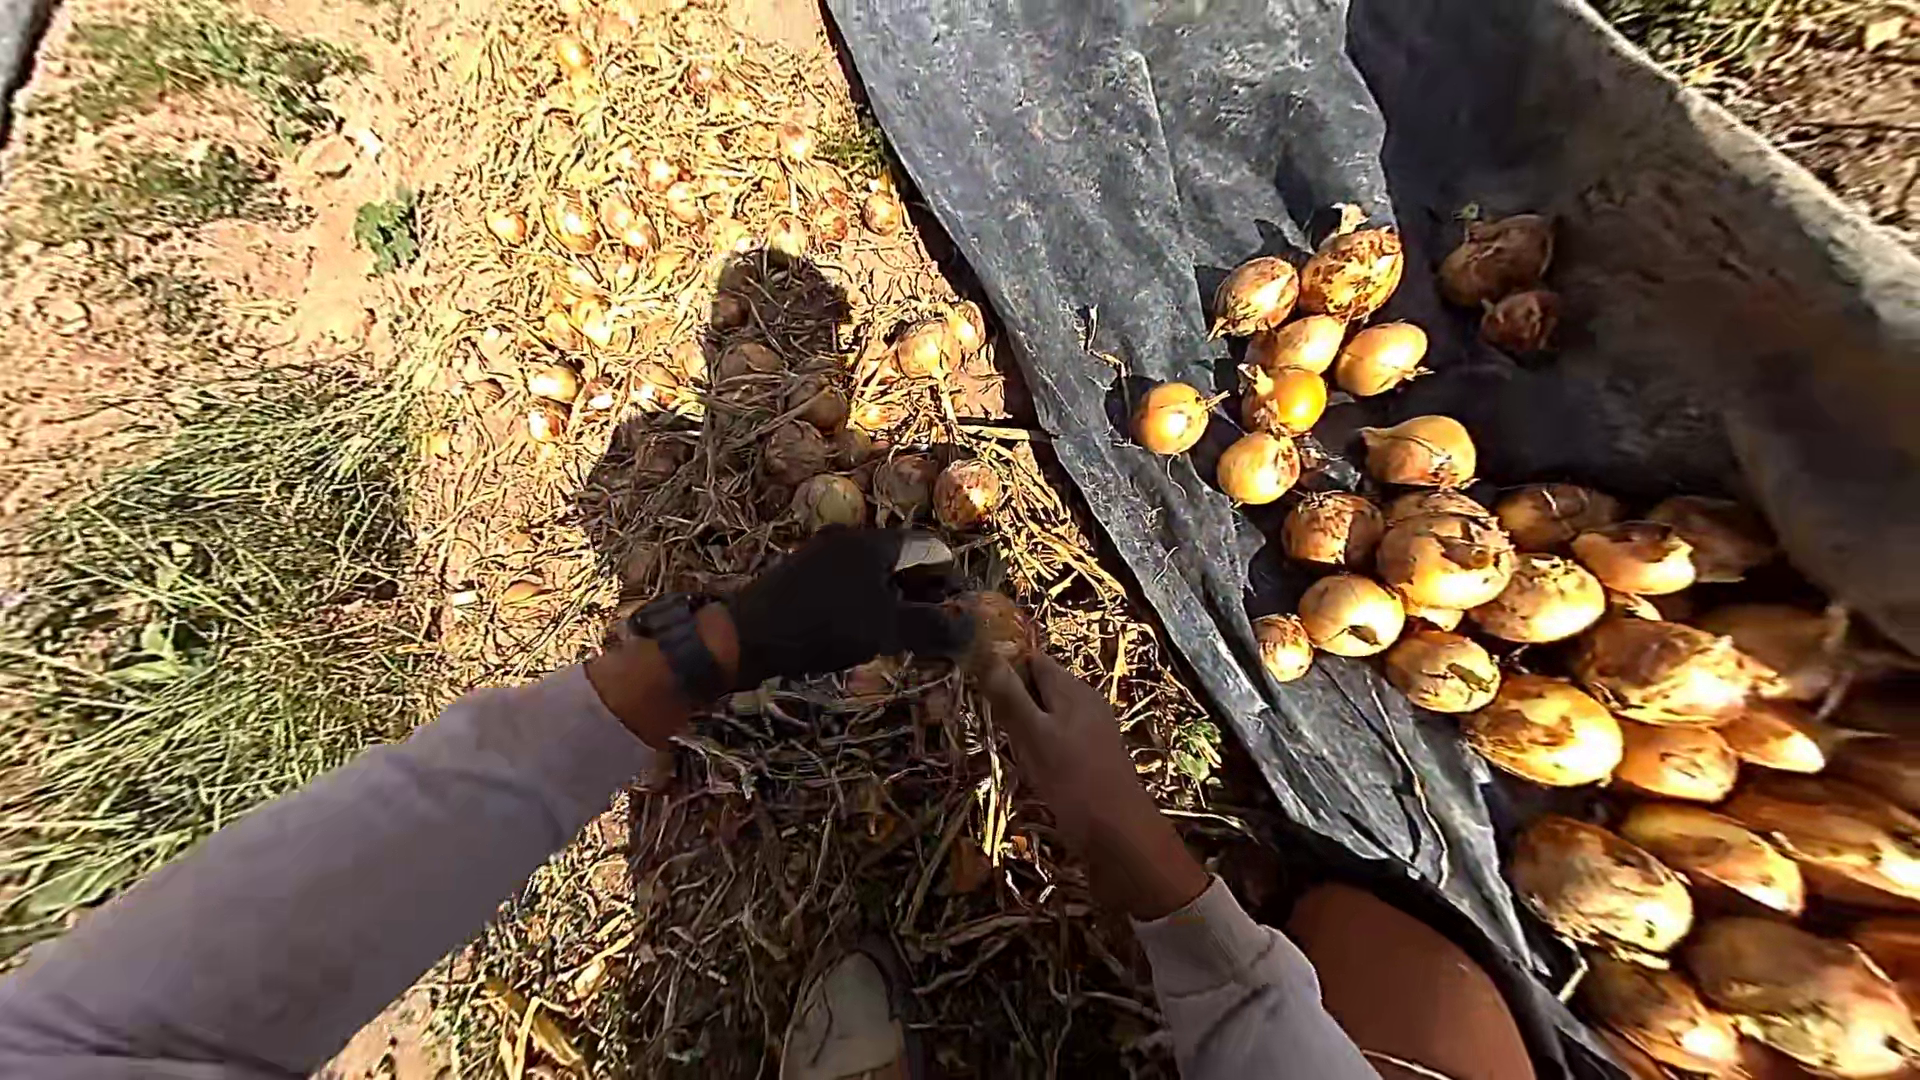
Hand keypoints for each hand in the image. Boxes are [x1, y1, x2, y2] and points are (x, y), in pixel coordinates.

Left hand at [725, 526, 970, 687]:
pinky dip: (869, 600)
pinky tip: (866, 628)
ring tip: (903, 631)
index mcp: (875, 543)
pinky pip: (851, 580)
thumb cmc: (824, 627)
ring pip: (876, 571)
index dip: (950, 579)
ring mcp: (824, 553)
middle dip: (924, 590)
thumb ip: (933, 627)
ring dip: (897, 597)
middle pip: (904, 558)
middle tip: (932, 625)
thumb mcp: (886, 629)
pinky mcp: (804, 572)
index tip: (955, 610)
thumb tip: (971, 628)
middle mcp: (851, 538)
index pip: (932, 549)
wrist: (745, 636)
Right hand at [977, 653, 1208, 919]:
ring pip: (1049, 713)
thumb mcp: (1033, 735)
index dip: (1006, 667)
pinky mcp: (1094, 754)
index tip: (980, 689)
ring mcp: (1093, 727)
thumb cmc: (1072, 780)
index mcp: (1070, 688)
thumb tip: (989, 654)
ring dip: (1026, 725)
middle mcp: (1085, 700)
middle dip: (1014, 699)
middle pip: (1041, 685)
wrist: (1121, 836)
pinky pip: (1060, 737)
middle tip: (992, 723)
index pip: (1033, 659)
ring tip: (1009, 748)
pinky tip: (1033, 768)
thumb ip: (1010, 695)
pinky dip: (1042, 745)